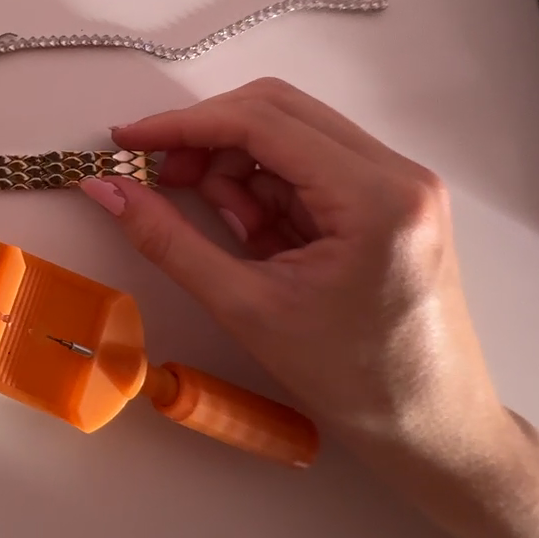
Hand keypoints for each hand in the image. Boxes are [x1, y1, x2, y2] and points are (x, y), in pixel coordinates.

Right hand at [78, 78, 516, 469]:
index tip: (125, 142)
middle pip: (272, 109)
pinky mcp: (385, 196)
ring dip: (231, 166)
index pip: (259, 122)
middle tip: (162, 178)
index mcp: (374, 197)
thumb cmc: (348, 376)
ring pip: (282, 131)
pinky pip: (297, 161)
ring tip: (227, 227)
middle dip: (203, 137)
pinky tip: (254, 233)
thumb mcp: (241, 305)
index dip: (181, 124)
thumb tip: (103, 187)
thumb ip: (164, 238)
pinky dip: (257, 185)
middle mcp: (395, 172)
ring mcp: (395, 181)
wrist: (434, 429)